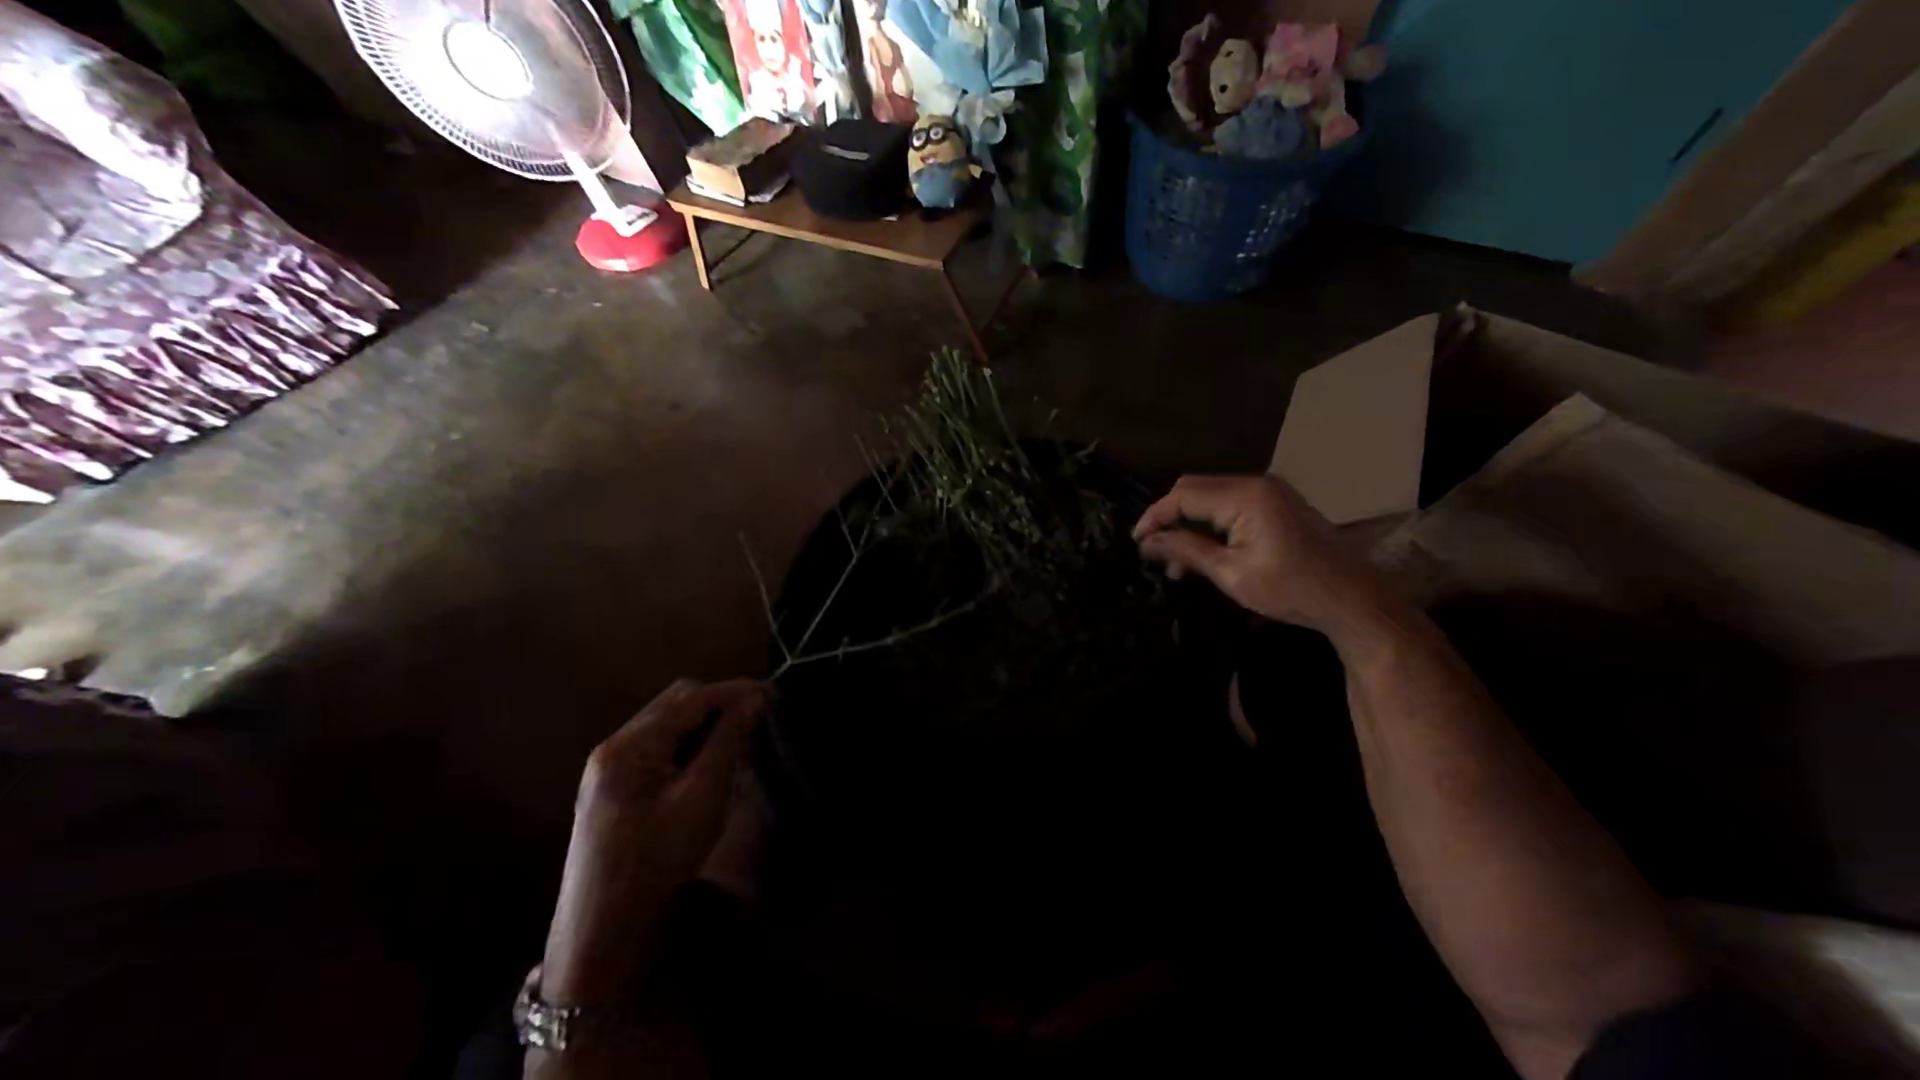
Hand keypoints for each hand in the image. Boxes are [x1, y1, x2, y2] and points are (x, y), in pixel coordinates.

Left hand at [539, 679, 769, 1005]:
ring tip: (742, 736)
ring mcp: (609, 767)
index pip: (690, 697)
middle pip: (675, 703)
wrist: (603, 934)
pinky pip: (658, 746)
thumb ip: (728, 743)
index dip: (735, 691)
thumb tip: (755, 700)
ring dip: (706, 722)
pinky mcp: (615, 787)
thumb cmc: (657, 863)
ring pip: (667, 724)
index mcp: (629, 746)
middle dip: (720, 702)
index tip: (774, 694)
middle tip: (760, 716)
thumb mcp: (702, 799)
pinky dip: (689, 743)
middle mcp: (614, 746)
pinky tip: (712, 760)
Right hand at [1133, 474, 1399, 640]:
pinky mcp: (1276, 502)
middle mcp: (1255, 483)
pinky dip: (1210, 524)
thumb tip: (1147, 542)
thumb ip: (1186, 551)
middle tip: (1155, 553)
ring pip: (1210, 496)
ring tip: (1177, 565)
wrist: (1352, 598)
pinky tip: (1204, 553)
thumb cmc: (1291, 590)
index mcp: (1245, 497)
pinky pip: (1230, 503)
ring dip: (1189, 524)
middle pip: (1194, 488)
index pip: (1183, 496)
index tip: (1137, 542)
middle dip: (1169, 518)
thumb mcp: (1231, 574)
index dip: (1155, 517)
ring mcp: (1268, 490)